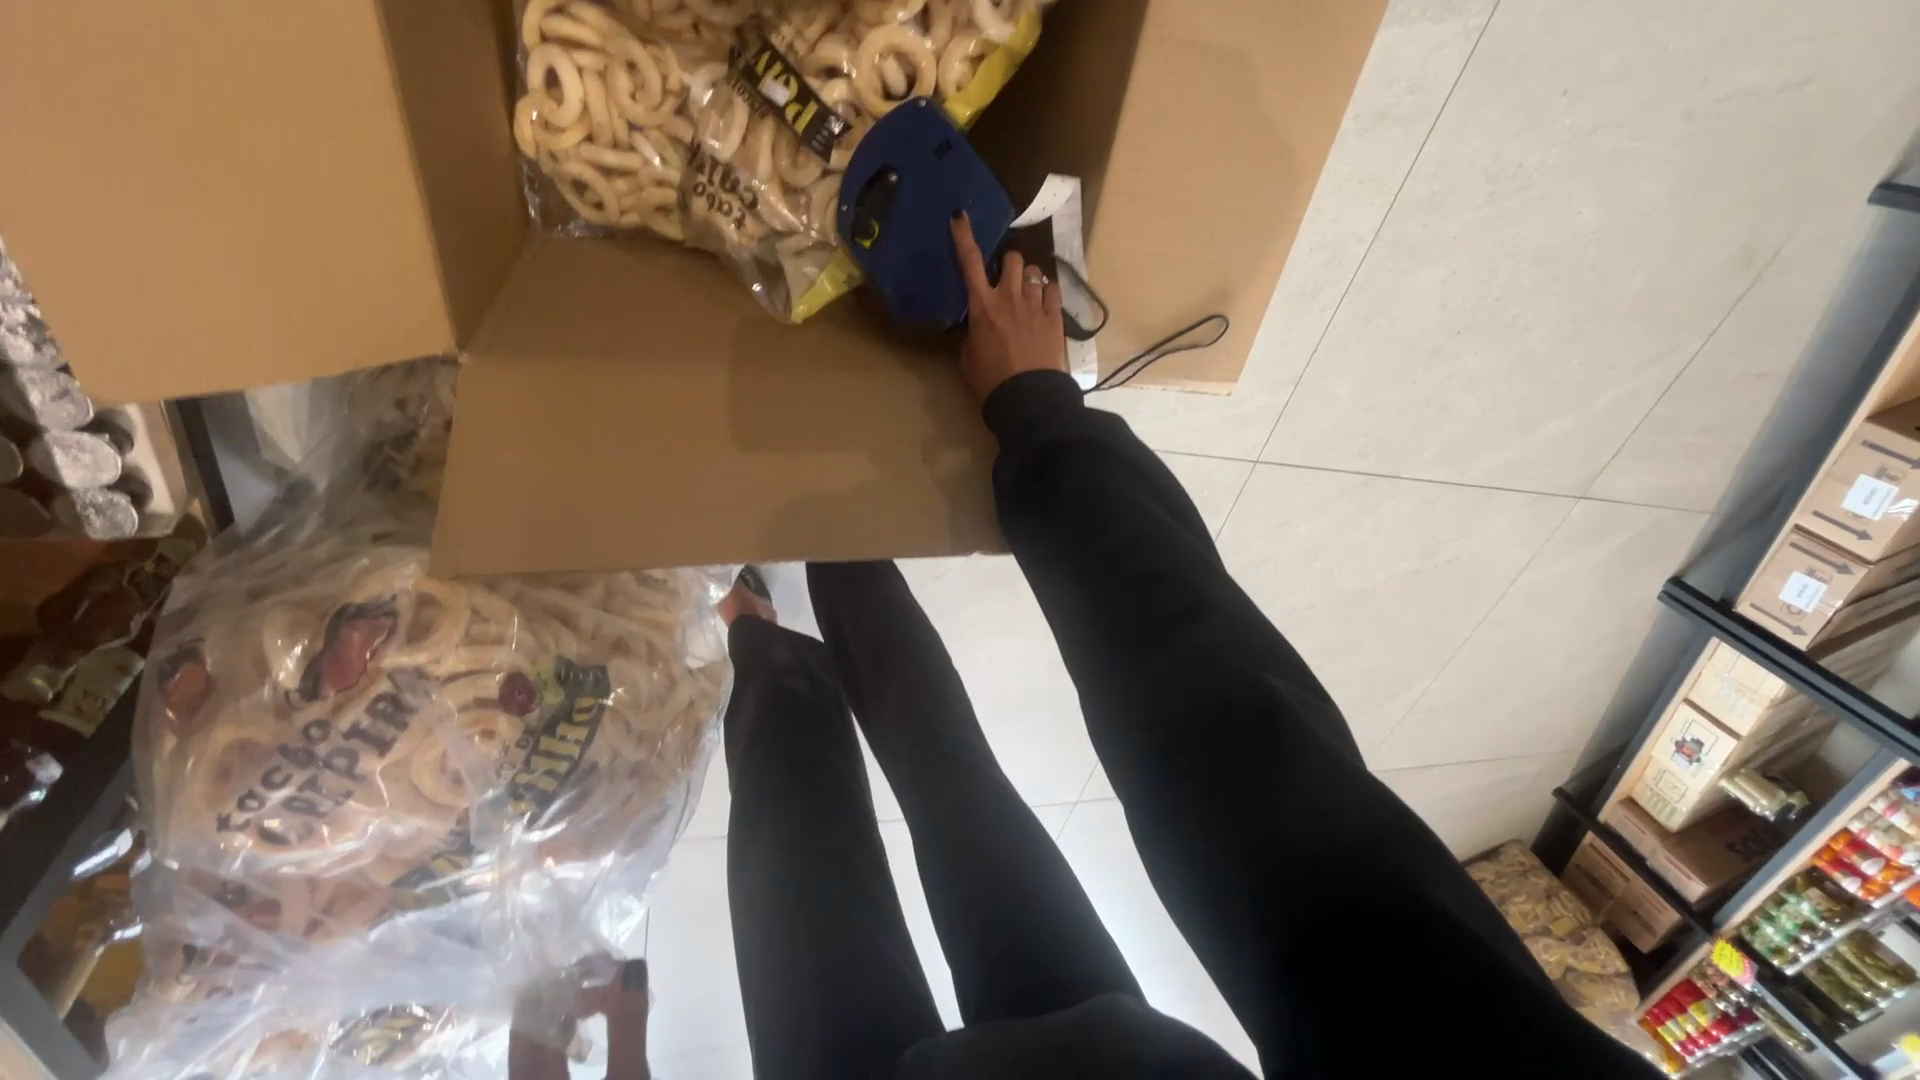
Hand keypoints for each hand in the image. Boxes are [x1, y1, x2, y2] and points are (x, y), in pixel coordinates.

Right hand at [951, 212, 1066, 402]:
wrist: (1028, 397)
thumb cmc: (991, 381)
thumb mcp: (969, 358)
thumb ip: (972, 334)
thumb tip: (976, 326)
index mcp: (982, 305)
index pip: (970, 261)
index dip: (964, 236)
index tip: (960, 217)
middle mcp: (1009, 297)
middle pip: (1012, 258)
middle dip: (1009, 263)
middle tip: (1007, 278)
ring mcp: (1035, 305)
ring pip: (1034, 272)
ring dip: (1029, 278)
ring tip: (1028, 294)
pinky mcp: (1055, 316)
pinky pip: (1053, 289)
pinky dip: (1047, 292)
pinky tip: (1044, 303)